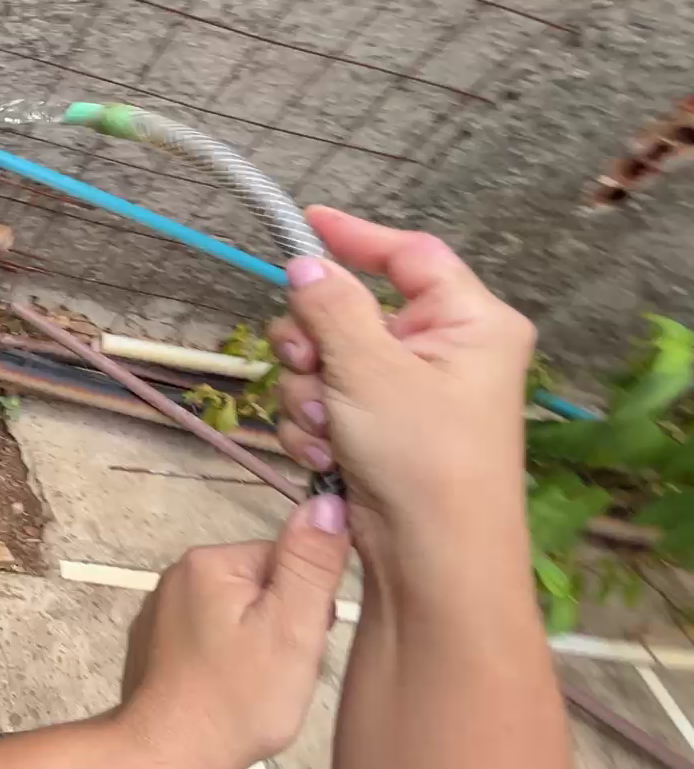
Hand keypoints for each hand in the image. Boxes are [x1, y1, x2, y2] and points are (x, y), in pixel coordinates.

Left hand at [115, 495, 351, 768]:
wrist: (168, 747)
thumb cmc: (237, 695)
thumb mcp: (290, 628)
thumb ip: (309, 565)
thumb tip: (326, 501)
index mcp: (208, 560)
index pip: (286, 560)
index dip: (308, 603)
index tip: (302, 640)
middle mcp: (179, 571)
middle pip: (265, 584)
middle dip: (285, 623)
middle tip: (280, 666)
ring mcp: (164, 603)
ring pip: (243, 611)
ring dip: (263, 641)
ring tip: (257, 680)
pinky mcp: (160, 634)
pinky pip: (215, 631)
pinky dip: (232, 654)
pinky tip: (233, 685)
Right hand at [267, 207, 534, 592]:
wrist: (426, 547)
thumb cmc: (420, 451)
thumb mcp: (370, 369)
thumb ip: (331, 309)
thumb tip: (302, 263)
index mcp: (466, 323)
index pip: (409, 256)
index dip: (356, 236)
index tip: (304, 221)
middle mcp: (434, 349)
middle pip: (343, 311)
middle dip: (311, 346)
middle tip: (310, 369)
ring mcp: (398, 389)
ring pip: (317, 361)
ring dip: (305, 395)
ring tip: (327, 430)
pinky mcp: (368, 422)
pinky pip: (316, 401)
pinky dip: (309, 425)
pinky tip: (326, 453)